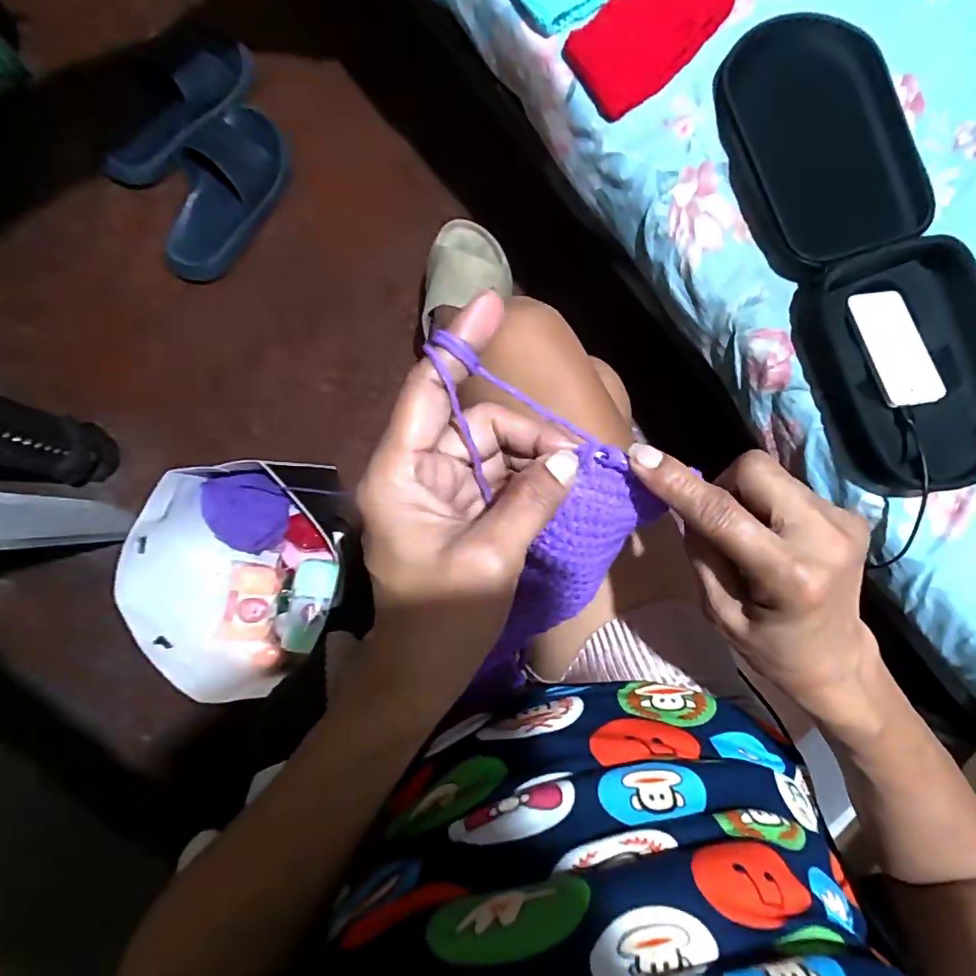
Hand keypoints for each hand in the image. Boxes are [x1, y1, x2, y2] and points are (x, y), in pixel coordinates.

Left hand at [355, 293, 580, 669]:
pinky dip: (529, 475)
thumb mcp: (490, 559)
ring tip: (571, 475)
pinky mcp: (459, 508)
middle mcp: (416, 470)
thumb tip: (570, 457)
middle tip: (574, 458)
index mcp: (401, 474)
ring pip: (492, 446)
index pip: (428, 391)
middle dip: (526, 431)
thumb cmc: (442, 621)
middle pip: (474, 421)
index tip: (491, 303)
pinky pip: (498, 473)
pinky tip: (556, 482)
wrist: (422, 672)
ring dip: (533, 454)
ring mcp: (439, 488)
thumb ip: (530, 500)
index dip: (460, 346)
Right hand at [628, 446, 890, 730]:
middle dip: (723, 486)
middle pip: (754, 469)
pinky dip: (769, 505)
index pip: (723, 515)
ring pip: (772, 473)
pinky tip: (778, 539)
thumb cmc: (770, 649)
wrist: (838, 660)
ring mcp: (843, 521)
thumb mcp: (720, 614)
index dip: (678, 483)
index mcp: (791, 576)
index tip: (641, 457)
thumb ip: (701, 554)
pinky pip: (789, 487)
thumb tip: (684, 500)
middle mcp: (825, 538)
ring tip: (753, 539)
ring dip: (747, 497)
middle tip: (719, 526)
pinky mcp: (851, 513)